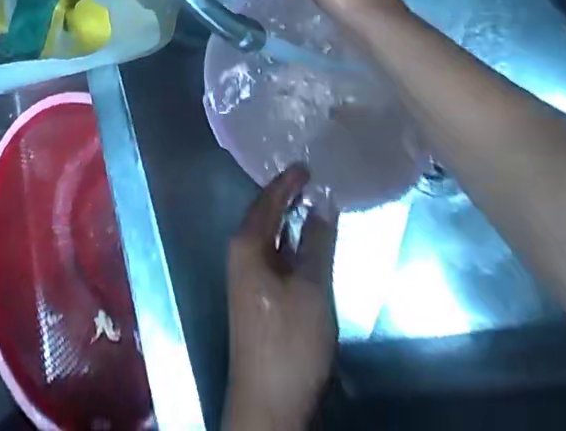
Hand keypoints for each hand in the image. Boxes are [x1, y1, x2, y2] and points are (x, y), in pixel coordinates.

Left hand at [224, 165, 337, 430]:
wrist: (268, 402)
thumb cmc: (289, 341)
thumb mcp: (312, 288)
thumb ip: (318, 242)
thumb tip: (324, 202)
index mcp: (246, 245)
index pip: (267, 200)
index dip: (287, 181)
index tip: (307, 164)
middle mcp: (241, 254)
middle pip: (264, 214)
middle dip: (286, 195)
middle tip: (313, 176)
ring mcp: (247, 276)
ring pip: (270, 235)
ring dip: (290, 219)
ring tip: (315, 201)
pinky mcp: (258, 296)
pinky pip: (275, 254)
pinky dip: (292, 242)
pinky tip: (310, 242)